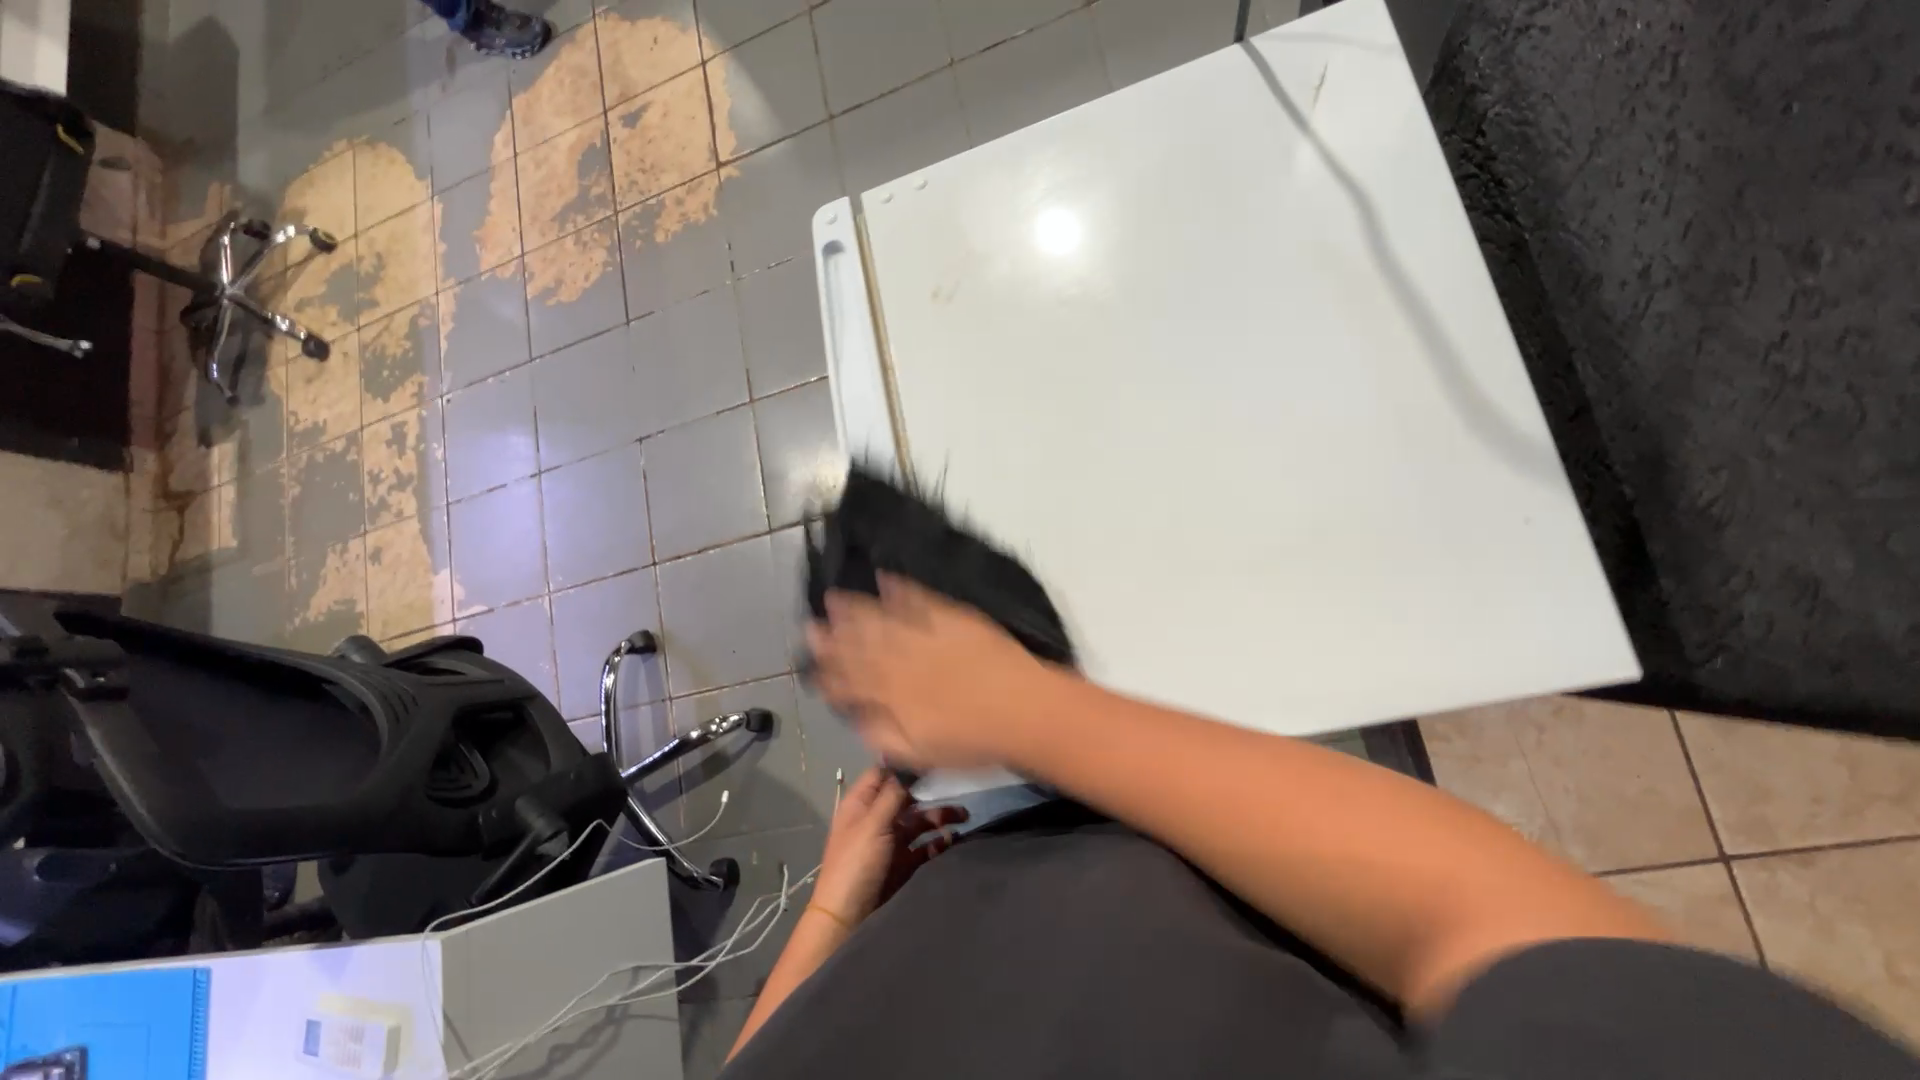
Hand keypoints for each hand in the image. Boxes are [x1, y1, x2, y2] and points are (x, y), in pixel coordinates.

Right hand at [806, 574, 1063, 770]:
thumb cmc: (975, 741)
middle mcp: (901, 662)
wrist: (1025, 710)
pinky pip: (918, 599)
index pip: (851, 683)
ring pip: (881, 620)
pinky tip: (885, 578)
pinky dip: (900, 589)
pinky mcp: (951, 618)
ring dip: (855, 609)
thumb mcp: (921, 753)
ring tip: (834, 598)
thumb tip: (857, 720)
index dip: (829, 674)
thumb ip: (883, 736)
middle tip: (810, 625)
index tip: (811, 666)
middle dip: (832, 638)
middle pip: (859, 648)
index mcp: (892, 697)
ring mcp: (925, 636)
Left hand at [811, 768, 968, 925]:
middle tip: (958, 790)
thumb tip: (907, 766)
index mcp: (861, 804)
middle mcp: (876, 819)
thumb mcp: (873, 824)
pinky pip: (924, 848)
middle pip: (906, 798)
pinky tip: (952, 841)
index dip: (905, 768)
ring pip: (918, 822)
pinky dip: (938, 843)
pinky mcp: (902, 864)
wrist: (847, 918)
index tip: (934, 760)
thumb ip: (892, 795)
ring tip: (963, 818)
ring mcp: (890, 842)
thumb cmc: (856, 864)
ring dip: (939, 818)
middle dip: (930, 795)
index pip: (883, 774)